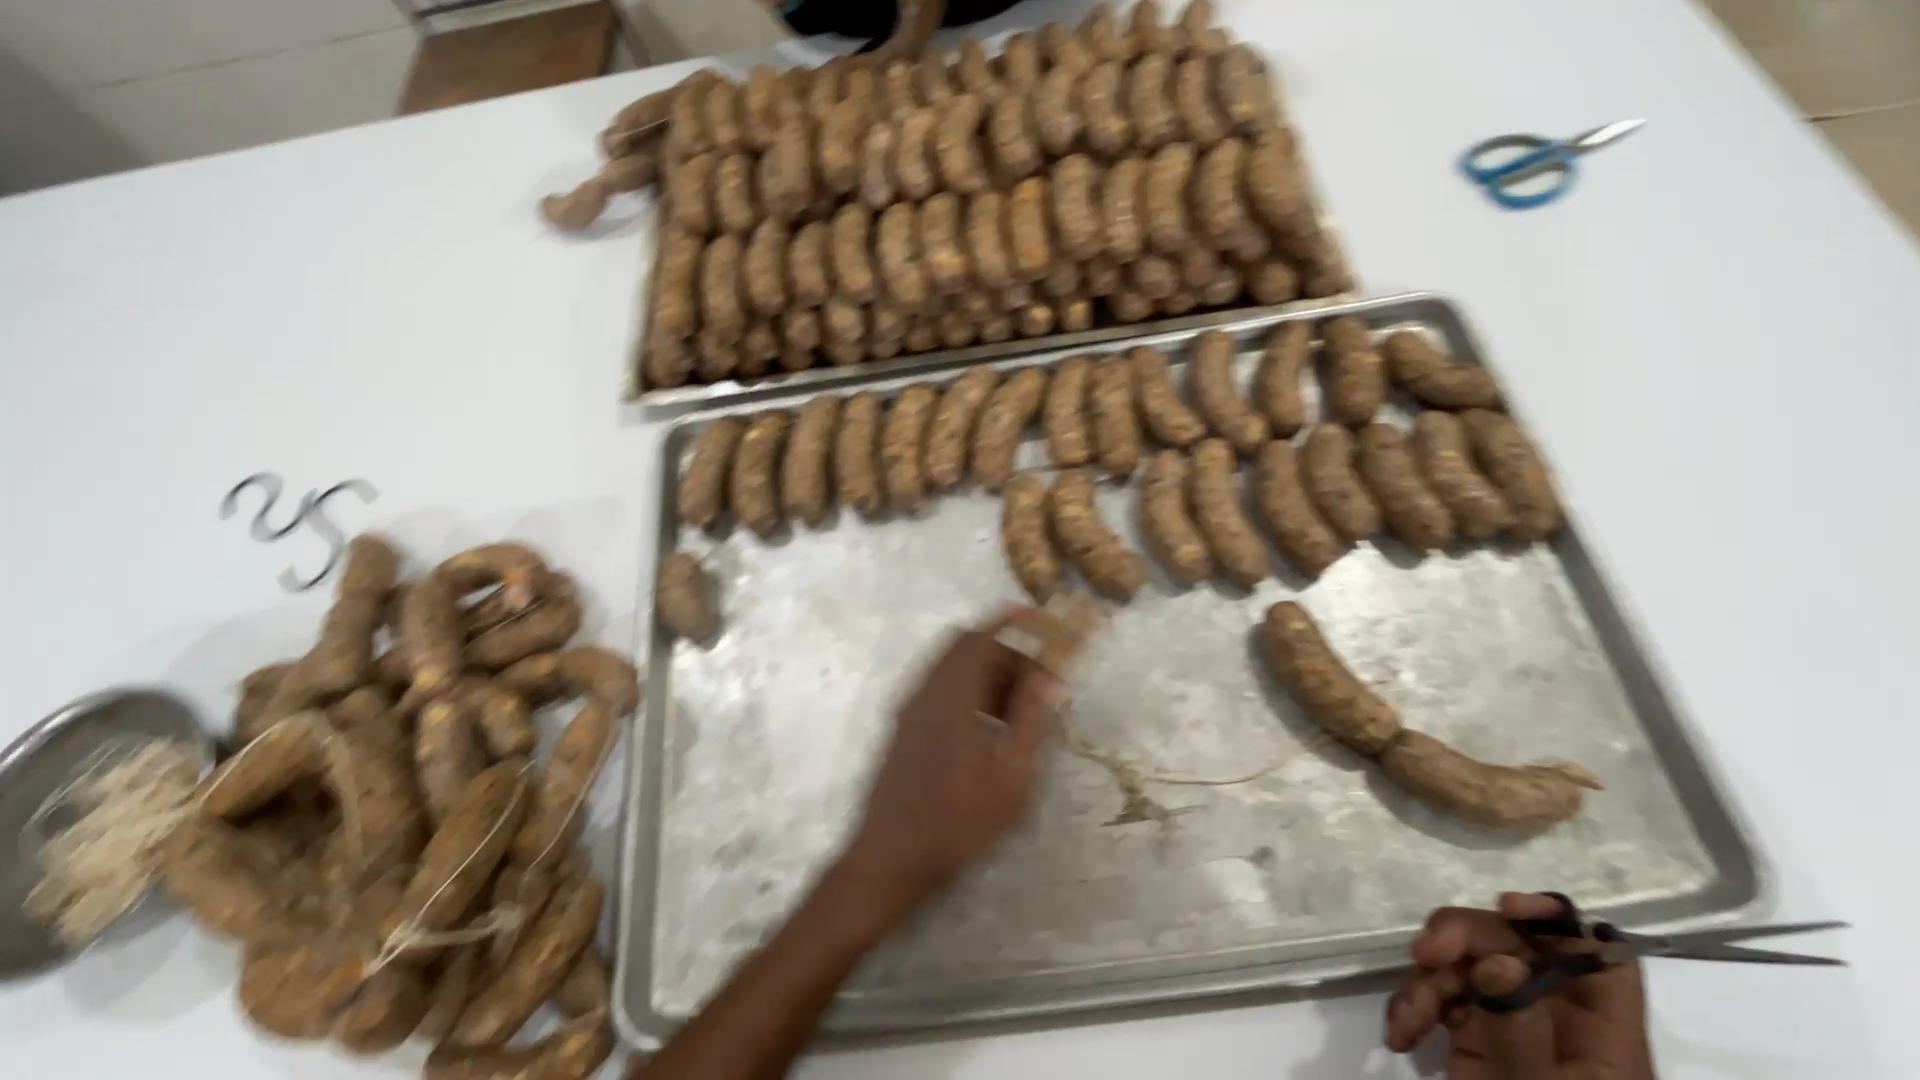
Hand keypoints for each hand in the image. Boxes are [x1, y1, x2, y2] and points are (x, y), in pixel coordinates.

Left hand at [838, 614, 1062, 916]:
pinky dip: (969, 692)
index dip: (1010, 621)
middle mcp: (923, 692)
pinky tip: (991, 728)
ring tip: (1020, 709)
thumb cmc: (959, 820)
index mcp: (950, 695)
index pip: (979, 636)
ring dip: (988, 675)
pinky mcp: (902, 730)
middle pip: (965, 649)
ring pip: (951, 670)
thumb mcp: (1012, 775)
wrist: (891, 856)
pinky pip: (939, 690)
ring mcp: (908, 710)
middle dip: (1006, 654)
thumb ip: (1031, 721)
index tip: (1040, 619)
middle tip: (1039, 681)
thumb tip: (1049, 680)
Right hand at [1385, 893, 1655, 1078]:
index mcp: (1600, 1033)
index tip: (1505, 907)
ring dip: (1426, 981)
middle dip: (1462, 939)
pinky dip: (1412, 1008)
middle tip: (1424, 954)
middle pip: (1514, 944)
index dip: (1557, 920)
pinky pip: (1438, 999)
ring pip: (1466, 966)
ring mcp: (1511, 1026)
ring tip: (1406, 1022)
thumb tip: (1498, 961)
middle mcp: (1556, 1018)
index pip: (1597, 956)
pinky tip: (1399, 1036)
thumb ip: (1520, 1032)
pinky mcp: (1471, 1041)